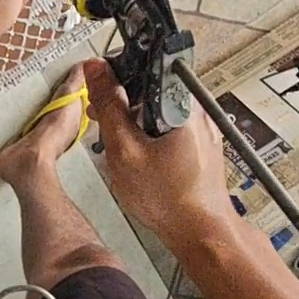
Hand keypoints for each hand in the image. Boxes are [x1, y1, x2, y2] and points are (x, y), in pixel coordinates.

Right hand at [84, 59, 242, 252]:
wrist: (201, 233)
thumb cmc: (169, 200)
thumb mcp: (124, 151)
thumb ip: (109, 107)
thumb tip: (96, 70)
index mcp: (182, 105)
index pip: (146, 65)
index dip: (116, 74)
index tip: (98, 91)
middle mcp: (197, 110)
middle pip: (151, 86)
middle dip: (121, 100)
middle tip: (100, 121)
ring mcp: (201, 128)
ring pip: (157, 107)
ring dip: (132, 119)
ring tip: (116, 143)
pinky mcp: (200, 143)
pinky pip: (168, 125)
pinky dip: (147, 133)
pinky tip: (135, 154)